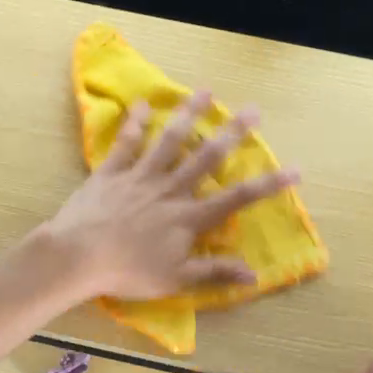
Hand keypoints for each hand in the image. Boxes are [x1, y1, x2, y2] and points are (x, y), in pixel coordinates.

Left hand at [35, 93, 299, 300]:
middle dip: (233, 132)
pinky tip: (143, 104)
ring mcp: (139, 177)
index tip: (296, 169)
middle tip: (253, 110)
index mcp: (188, 218)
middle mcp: (169, 190)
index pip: (236, 199)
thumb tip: (254, 273)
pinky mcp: (110, 173)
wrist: (77, 256)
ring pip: (169, 141)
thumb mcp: (175, 279)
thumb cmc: (127, 273)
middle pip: (206, 157)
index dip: (268, 185)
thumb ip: (214, 272)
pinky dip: (135, 123)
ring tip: (205, 92)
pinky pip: (125, 143)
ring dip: (189, 115)